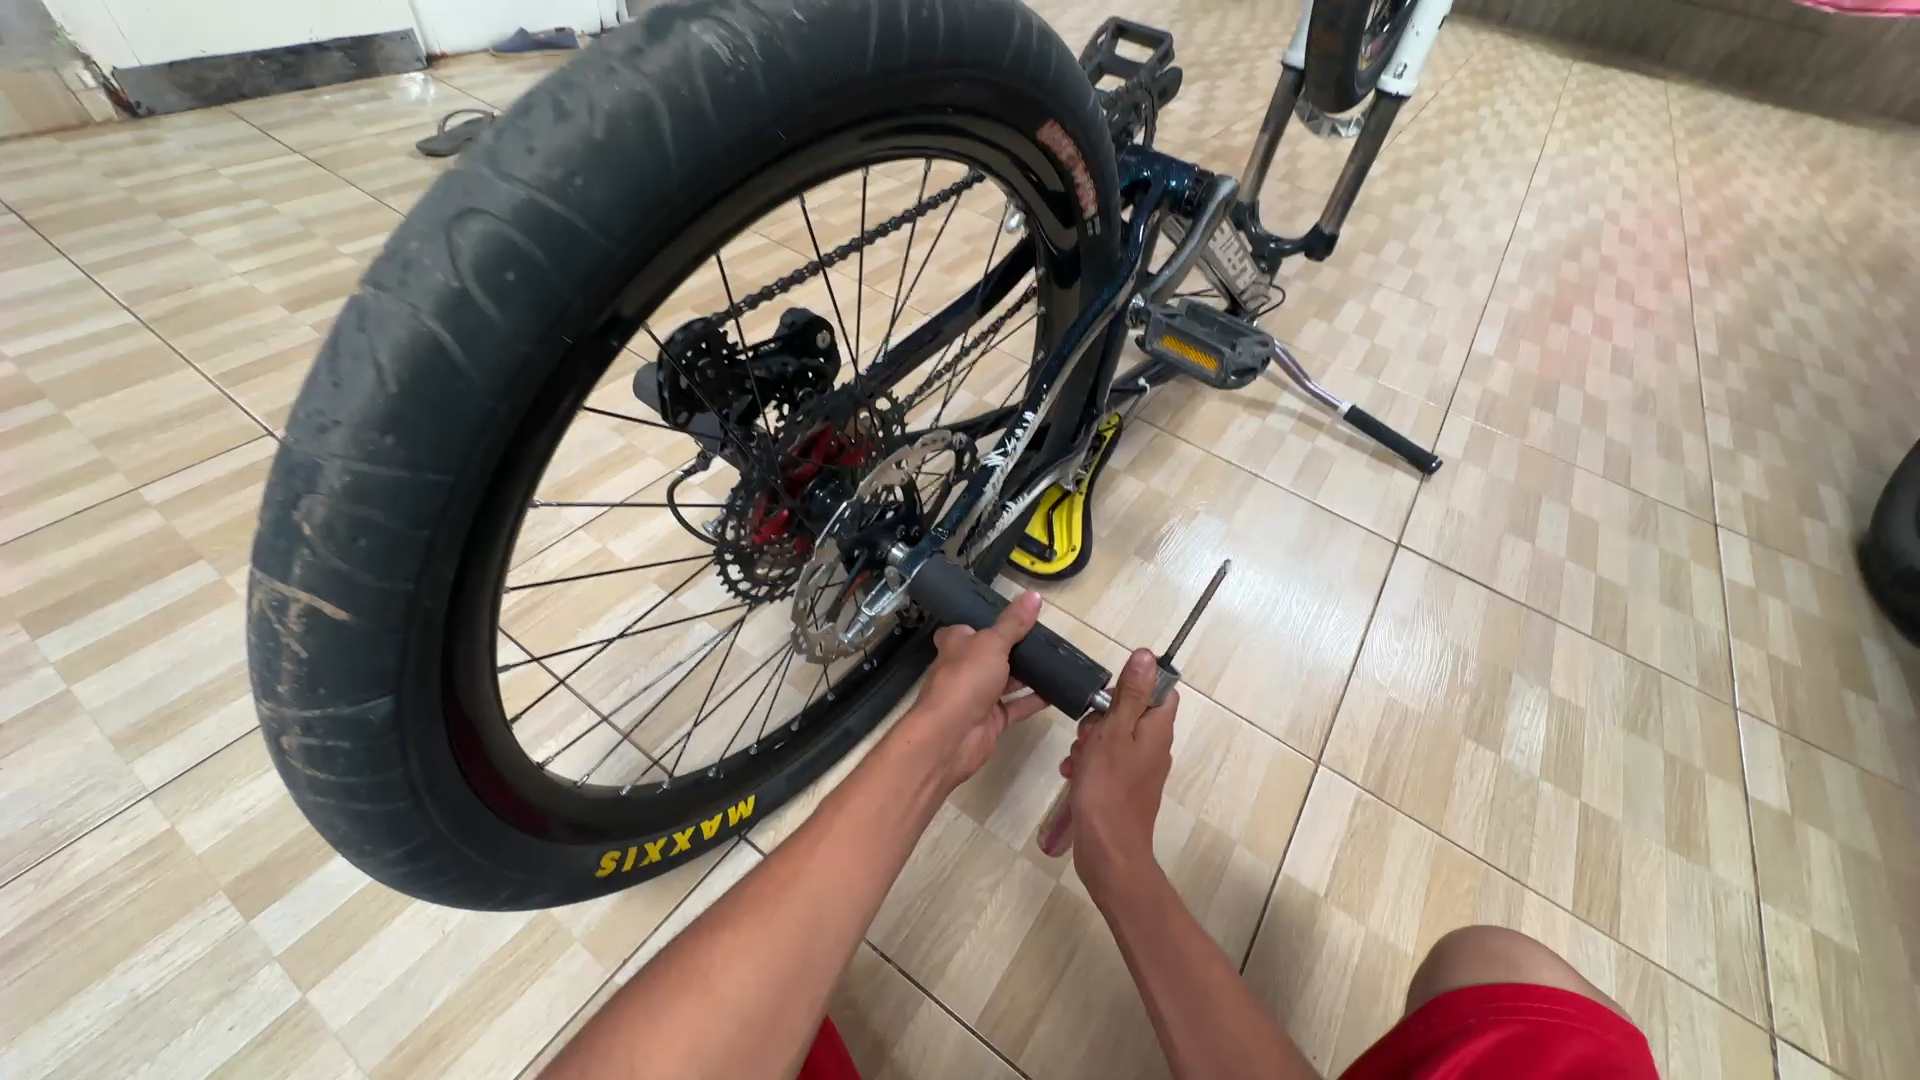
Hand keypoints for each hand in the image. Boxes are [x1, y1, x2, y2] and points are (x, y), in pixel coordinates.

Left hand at [897, 590, 1050, 788]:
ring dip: (1028, 674)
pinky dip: (1034, 700)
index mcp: (956, 644)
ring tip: (1057, 663)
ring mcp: (977, 696)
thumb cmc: (966, 679)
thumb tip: (1034, 594)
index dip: (987, 623)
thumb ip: (1014, 623)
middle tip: (1046, 640)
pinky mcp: (991, 720)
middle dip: (1015, 649)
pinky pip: (1016, 707)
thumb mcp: (992, 643)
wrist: (950, 735)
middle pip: (991, 655)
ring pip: (1006, 681)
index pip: (969, 629)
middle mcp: (964, 668)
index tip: (1014, 618)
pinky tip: (1057, 692)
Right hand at [1060, 648, 1176, 897]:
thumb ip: (1130, 694)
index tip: (1106, 696)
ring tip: (1076, 757)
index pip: (1161, 691)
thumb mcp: (1113, 732)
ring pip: (1114, 738)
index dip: (1134, 685)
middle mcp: (1154, 747)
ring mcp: (1140, 771)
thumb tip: (1147, 655)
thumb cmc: (1108, 788)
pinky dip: (1089, 763)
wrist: (1108, 851)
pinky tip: (1072, 773)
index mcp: (1157, 730)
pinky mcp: (1124, 789)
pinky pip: (1107, 763)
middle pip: (1131, 713)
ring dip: (1090, 741)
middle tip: (1085, 732)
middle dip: (1102, 717)